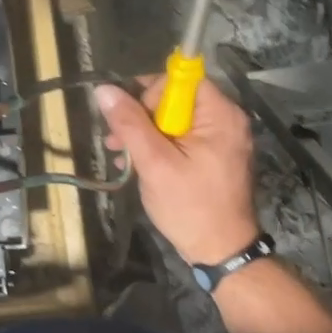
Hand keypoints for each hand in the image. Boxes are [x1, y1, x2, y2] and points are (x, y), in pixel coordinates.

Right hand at [96, 76, 258, 265]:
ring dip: (145, 133)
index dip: (151, 92)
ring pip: (175, 119)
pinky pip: (183, 137)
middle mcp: (227, 120)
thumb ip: (129, 123)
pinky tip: (138, 164)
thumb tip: (104, 90)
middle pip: (176, 98)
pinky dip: (160, 146)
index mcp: (220, 115)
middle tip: (118, 142)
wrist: (221, 253)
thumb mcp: (154, 164)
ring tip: (121, 155)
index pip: (182, 79)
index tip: (131, 119)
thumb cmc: (190, 207)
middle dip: (142, 116)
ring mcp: (222, 139)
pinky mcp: (215, 156)